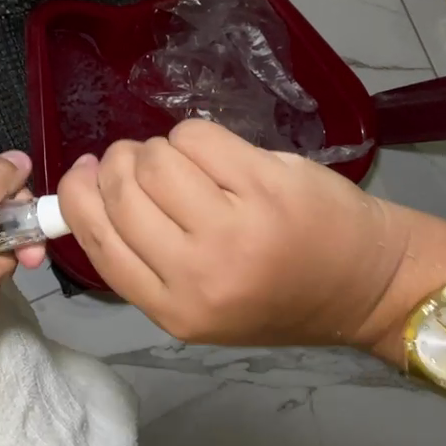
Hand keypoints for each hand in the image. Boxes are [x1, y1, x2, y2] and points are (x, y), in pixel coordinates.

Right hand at [57, 120, 436, 349]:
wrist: (366, 285)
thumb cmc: (271, 294)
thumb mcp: (192, 302)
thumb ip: (136, 256)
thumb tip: (82, 184)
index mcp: (172, 309)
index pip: (96, 236)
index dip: (78, 195)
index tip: (84, 172)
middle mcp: (198, 273)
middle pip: (120, 190)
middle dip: (119, 164)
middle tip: (138, 163)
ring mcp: (234, 228)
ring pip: (153, 159)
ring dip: (160, 150)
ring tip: (188, 166)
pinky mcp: (266, 185)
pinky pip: (195, 135)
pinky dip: (194, 136)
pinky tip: (218, 155)